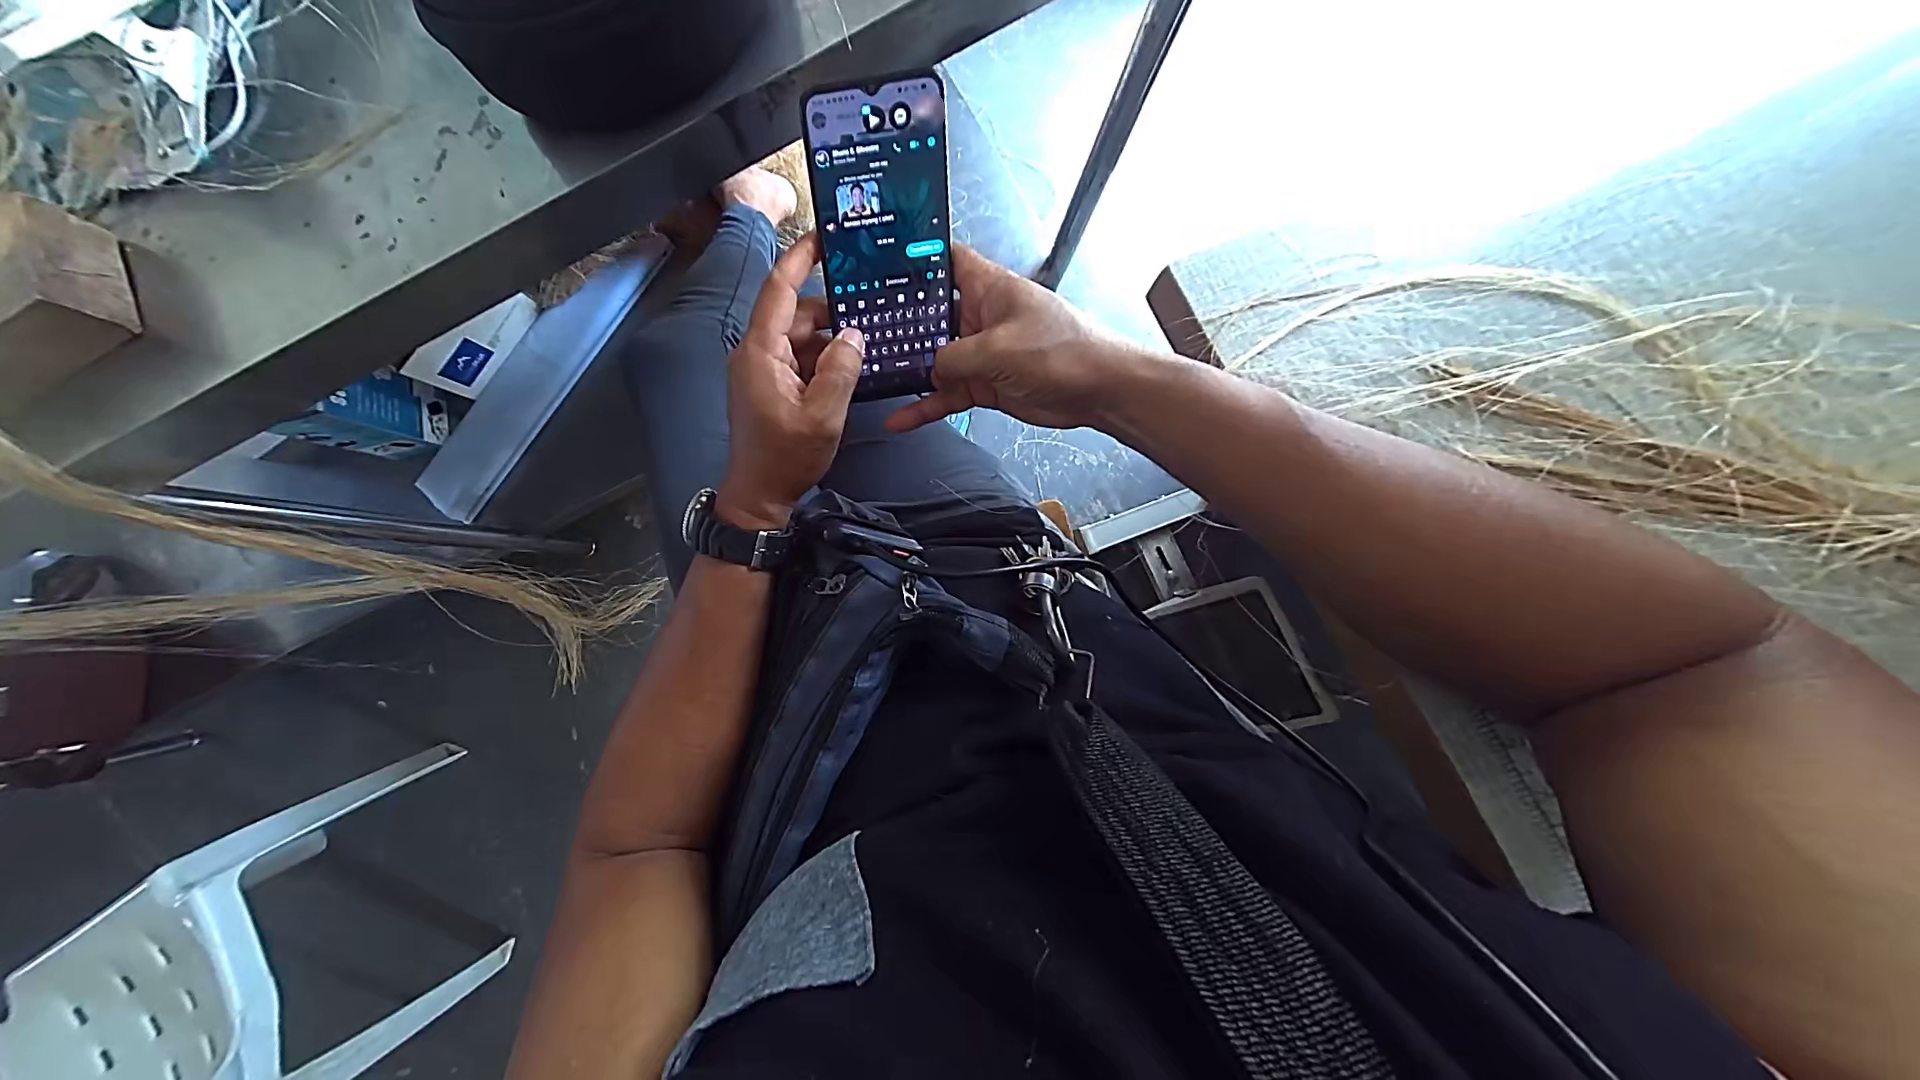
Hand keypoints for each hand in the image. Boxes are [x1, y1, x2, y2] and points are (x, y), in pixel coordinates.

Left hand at [715, 233, 864, 530]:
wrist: (759, 493)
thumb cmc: (786, 457)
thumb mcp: (823, 415)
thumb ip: (841, 369)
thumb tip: (854, 335)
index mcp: (761, 351)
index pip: (780, 289)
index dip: (800, 258)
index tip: (824, 236)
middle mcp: (757, 353)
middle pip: (795, 314)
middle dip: (830, 309)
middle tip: (868, 303)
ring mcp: (762, 370)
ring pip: (800, 338)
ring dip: (830, 339)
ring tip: (866, 340)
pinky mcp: (770, 386)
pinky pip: (799, 359)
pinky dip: (823, 359)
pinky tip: (850, 367)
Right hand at [885, 245, 1155, 432]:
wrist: (1097, 391)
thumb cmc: (1065, 352)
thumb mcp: (1000, 347)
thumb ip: (955, 357)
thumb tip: (930, 369)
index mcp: (987, 287)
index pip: (944, 259)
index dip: (914, 259)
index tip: (880, 266)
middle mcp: (980, 316)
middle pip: (929, 314)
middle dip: (900, 324)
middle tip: (864, 331)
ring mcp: (981, 351)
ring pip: (934, 359)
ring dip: (909, 370)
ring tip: (874, 376)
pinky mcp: (984, 383)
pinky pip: (946, 393)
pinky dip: (927, 406)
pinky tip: (904, 417)